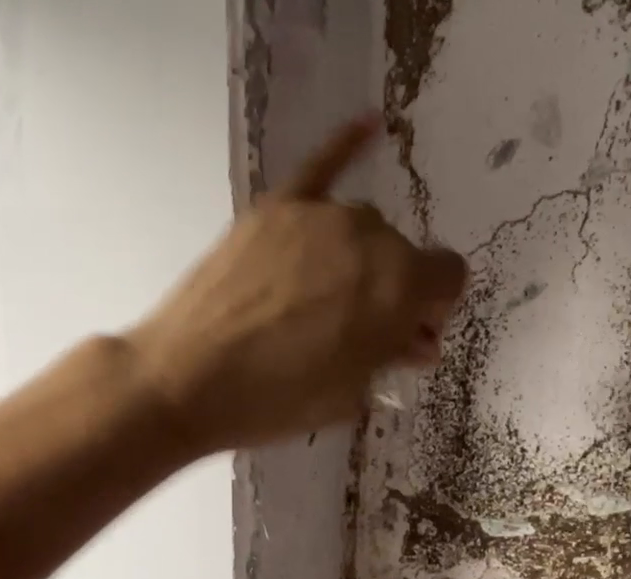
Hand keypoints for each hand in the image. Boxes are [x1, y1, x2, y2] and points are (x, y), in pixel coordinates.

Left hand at [123, 114, 469, 451]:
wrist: (184, 381)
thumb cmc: (272, 402)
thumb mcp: (346, 395)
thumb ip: (389, 357)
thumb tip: (414, 340)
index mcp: (400, 285)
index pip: (446, 279)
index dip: (430, 309)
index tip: (405, 335)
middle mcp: (369, 236)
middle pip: (400, 254)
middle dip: (392, 289)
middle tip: (357, 330)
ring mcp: (317, 217)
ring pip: (359, 227)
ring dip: (357, 257)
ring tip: (323, 296)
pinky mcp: (272, 211)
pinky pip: (318, 167)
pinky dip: (345, 146)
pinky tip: (369, 125)